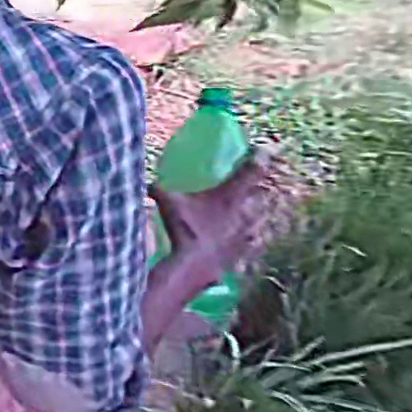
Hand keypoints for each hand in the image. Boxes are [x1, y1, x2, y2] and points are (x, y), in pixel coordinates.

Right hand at [152, 147, 276, 284]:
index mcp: (230, 195)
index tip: (265, 148)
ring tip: (249, 210)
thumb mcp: (167, 203)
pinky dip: (251, 236)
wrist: (195, 264)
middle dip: (259, 187)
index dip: (260, 157)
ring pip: (261, 217)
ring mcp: (248, 232)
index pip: (252, 170)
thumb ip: (159, 189)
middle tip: (252, 183)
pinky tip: (246, 238)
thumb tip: (146, 182)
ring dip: (257, 211)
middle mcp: (245, 211)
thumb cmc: (184, 229)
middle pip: (262, 194)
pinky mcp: (245, 249)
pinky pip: (254, 239)